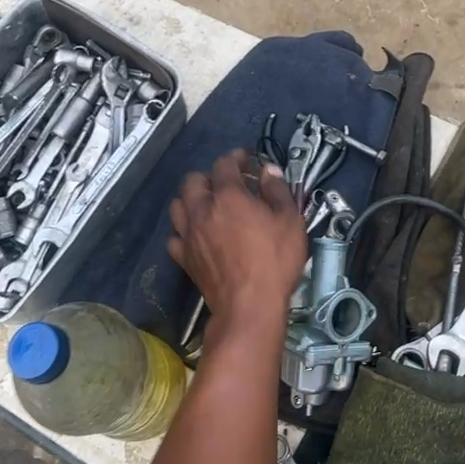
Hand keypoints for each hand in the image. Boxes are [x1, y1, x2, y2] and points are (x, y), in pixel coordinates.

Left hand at [168, 150, 308, 341]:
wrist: (249, 306)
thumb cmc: (274, 260)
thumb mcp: (289, 220)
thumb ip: (277, 190)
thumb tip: (268, 170)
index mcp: (228, 195)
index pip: (224, 164)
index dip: (235, 157)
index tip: (246, 159)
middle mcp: (202, 209)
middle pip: (192, 181)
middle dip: (208, 177)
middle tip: (227, 185)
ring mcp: (188, 234)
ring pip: (177, 205)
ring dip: (191, 200)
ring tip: (208, 207)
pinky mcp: (184, 258)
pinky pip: (175, 236)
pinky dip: (184, 231)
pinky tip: (197, 236)